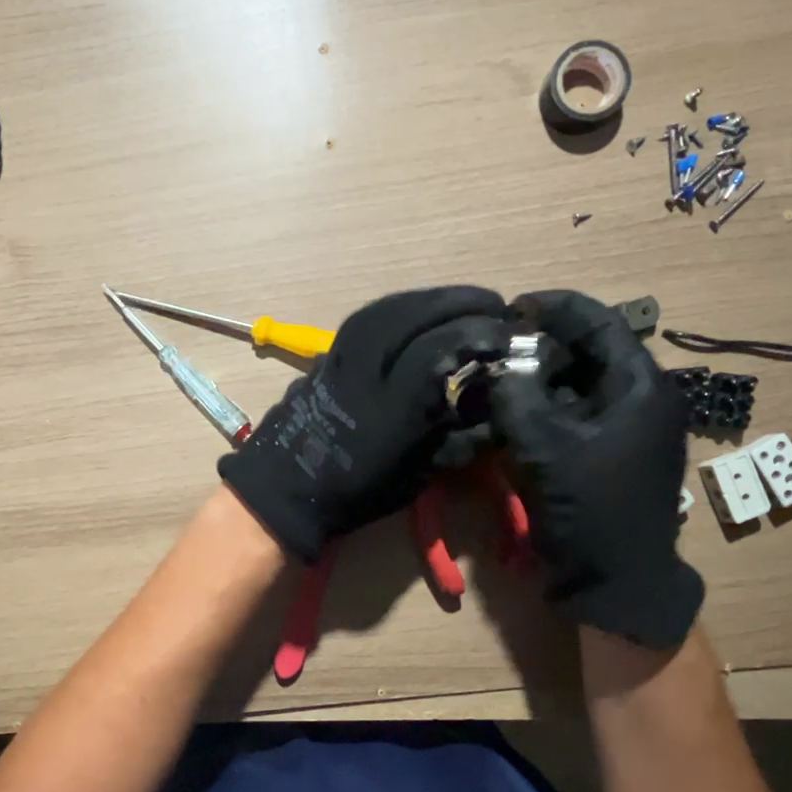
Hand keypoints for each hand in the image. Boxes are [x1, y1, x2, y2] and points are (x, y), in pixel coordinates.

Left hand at [218, 286, 507, 561]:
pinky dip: (403, 308)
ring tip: (463, 304)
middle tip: (496, 308)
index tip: (508, 337)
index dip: (481, 335)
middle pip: (417, 314)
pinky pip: (370, 317)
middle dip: (463, 304)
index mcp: (391, 407)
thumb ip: (461, 434)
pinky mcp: (325, 353)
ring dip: (434, 299)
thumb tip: (498, 399)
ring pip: (392, 307)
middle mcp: (364, 370)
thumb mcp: (418, 473)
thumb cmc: (356, 492)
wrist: (283, 489)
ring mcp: (339, 356)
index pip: (442, 347)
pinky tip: (421, 314)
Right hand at [489, 290, 702, 647]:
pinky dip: (541, 411)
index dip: (556, 308)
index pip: (601, 324)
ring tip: (495, 378)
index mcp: (641, 388)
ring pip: (576, 387)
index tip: (512, 305)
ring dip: (537, 380)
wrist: (615, 583)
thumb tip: (499, 366)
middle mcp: (640, 401)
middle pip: (587, 354)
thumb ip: (517, 398)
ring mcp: (625, 432)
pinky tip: (509, 415)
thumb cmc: (590, 510)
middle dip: (540, 346)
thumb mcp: (546, 448)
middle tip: (495, 346)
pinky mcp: (606, 457)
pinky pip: (572, 418)